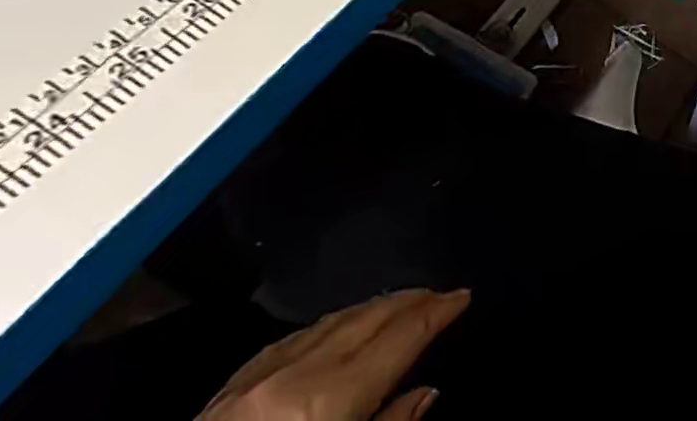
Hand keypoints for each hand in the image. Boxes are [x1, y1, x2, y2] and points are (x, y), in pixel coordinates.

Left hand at [197, 289, 470, 420]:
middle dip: (410, 300)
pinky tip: (341, 324)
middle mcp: (299, 372)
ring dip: (374, 307)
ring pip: (334, 319)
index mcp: (331, 401)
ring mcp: (262, 373)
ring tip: (402, 303)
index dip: (435, 314)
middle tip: (440, 294)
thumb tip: (427, 393)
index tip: (461, 296)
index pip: (399, 340)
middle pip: (368, 318)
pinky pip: (298, 335)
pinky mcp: (235, 382)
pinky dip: (332, 323)